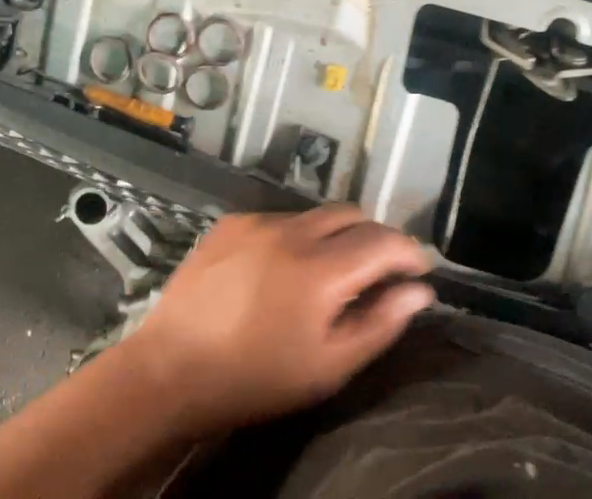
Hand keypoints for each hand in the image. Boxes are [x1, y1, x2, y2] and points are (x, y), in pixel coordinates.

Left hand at [113, 206, 436, 436]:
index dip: (408, 251)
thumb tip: (419, 291)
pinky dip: (294, 237)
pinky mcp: (228, 223)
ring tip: (327, 273)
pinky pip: (277, 219)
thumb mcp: (329, 365)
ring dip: (333, 236)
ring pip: (313, 215)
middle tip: (378, 270)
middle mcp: (291, 231)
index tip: (419, 268)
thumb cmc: (257, 377)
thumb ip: (380, 323)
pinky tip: (281, 270)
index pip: (383, 239)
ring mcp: (255, 222)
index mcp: (321, 268)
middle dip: (373, 236)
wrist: (171, 369)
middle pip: (351, 214)